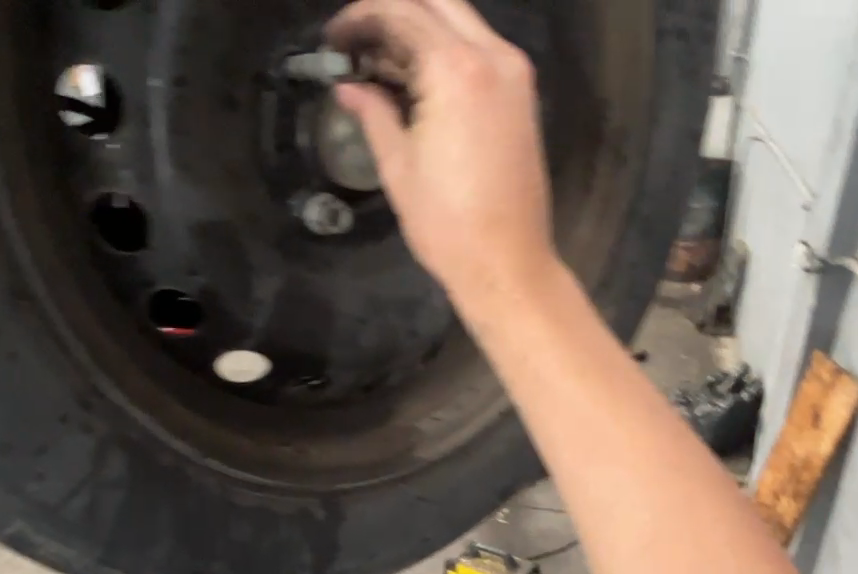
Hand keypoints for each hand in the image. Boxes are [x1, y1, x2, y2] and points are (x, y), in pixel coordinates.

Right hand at [326, 0, 558, 300]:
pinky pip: (480, 50)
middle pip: (435, 1)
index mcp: (456, 69)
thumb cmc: (447, 225)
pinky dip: (446, 51)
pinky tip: (416, 81)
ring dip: (419, 29)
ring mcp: (514, 74)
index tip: (334, 41)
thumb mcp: (399, 167)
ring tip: (381, 64)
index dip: (360, 19)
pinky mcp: (522, 96)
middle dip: (391, 12)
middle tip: (358, 43)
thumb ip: (373, 113)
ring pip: (461, 21)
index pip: (401, 12)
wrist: (507, 264)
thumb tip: (348, 87)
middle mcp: (493, 56)